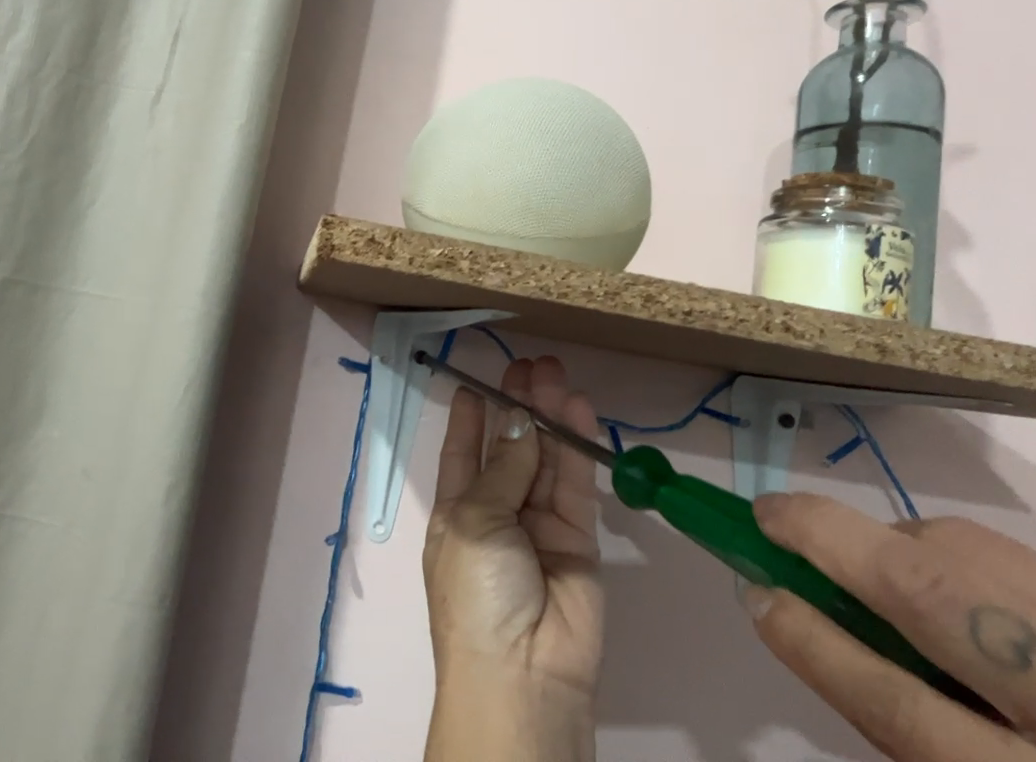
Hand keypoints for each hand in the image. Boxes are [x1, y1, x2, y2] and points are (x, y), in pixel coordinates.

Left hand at [422, 357, 602, 761]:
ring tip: (554, 372)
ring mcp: (538, 525)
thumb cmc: (477, 591)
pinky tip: (578, 409)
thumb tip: (520, 420)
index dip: (469, 417)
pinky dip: (577, 447)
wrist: (523, 673)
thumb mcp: (475, 522)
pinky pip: (575, 484)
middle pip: (508, 448)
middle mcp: (496, 513)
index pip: (461, 452)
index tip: (475, 379)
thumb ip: (503, 469)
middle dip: (516, 407)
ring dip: (549, 416)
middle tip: (529, 363)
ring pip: (544, 459)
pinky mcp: (579, 539)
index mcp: (456, 511)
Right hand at [746, 493, 1035, 761]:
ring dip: (901, 546)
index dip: (813, 642)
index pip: (902, 707)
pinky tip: (984, 596)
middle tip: (771, 518)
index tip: (755, 591)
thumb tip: (820, 627)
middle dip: (833, 540)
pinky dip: (979, 564)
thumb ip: (919, 725)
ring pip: (982, 556)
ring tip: (876, 568)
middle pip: (937, 598)